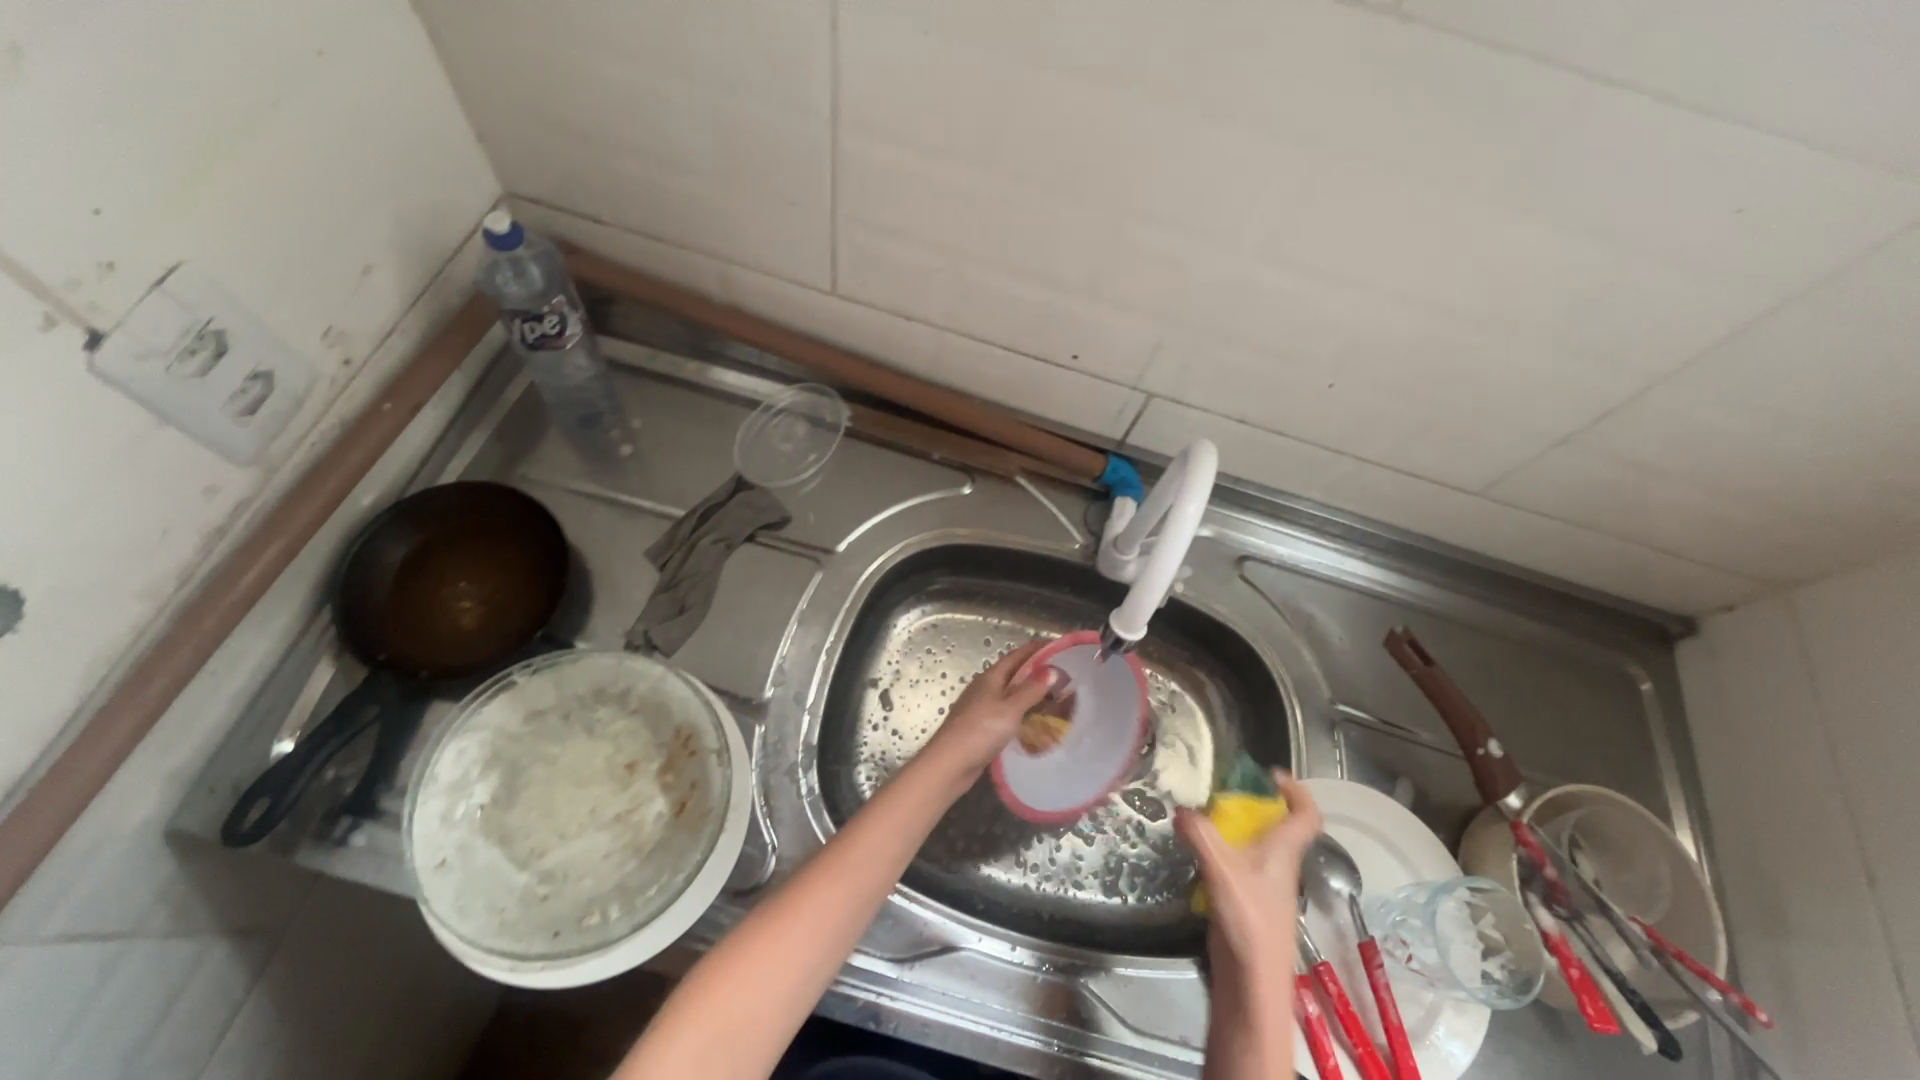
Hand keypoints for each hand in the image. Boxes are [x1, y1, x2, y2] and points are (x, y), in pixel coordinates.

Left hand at [918, 639, 1055, 782]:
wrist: (949, 764)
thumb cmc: (980, 731)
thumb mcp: (1010, 708)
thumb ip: (1030, 690)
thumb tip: (1052, 669)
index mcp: (990, 677)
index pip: (1016, 655)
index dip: (1036, 649)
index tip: (1058, 647)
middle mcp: (985, 688)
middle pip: (1014, 673)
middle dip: (1036, 672)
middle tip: (1064, 675)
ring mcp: (982, 707)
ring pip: (1011, 694)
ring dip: (1031, 693)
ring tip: (1055, 698)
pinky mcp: (982, 726)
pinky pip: (1007, 712)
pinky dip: (1023, 713)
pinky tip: (1035, 722)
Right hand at [1175, 770, 1322, 967]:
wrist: (1251, 980)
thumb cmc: (1250, 921)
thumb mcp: (1223, 872)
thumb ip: (1202, 837)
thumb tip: (1181, 809)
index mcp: (1284, 852)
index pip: (1307, 815)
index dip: (1297, 791)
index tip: (1271, 775)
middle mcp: (1278, 865)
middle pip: (1278, 828)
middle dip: (1255, 806)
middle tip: (1222, 792)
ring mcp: (1263, 886)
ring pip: (1255, 847)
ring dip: (1234, 829)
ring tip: (1202, 816)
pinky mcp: (1245, 902)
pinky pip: (1237, 865)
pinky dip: (1220, 852)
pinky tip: (1196, 853)